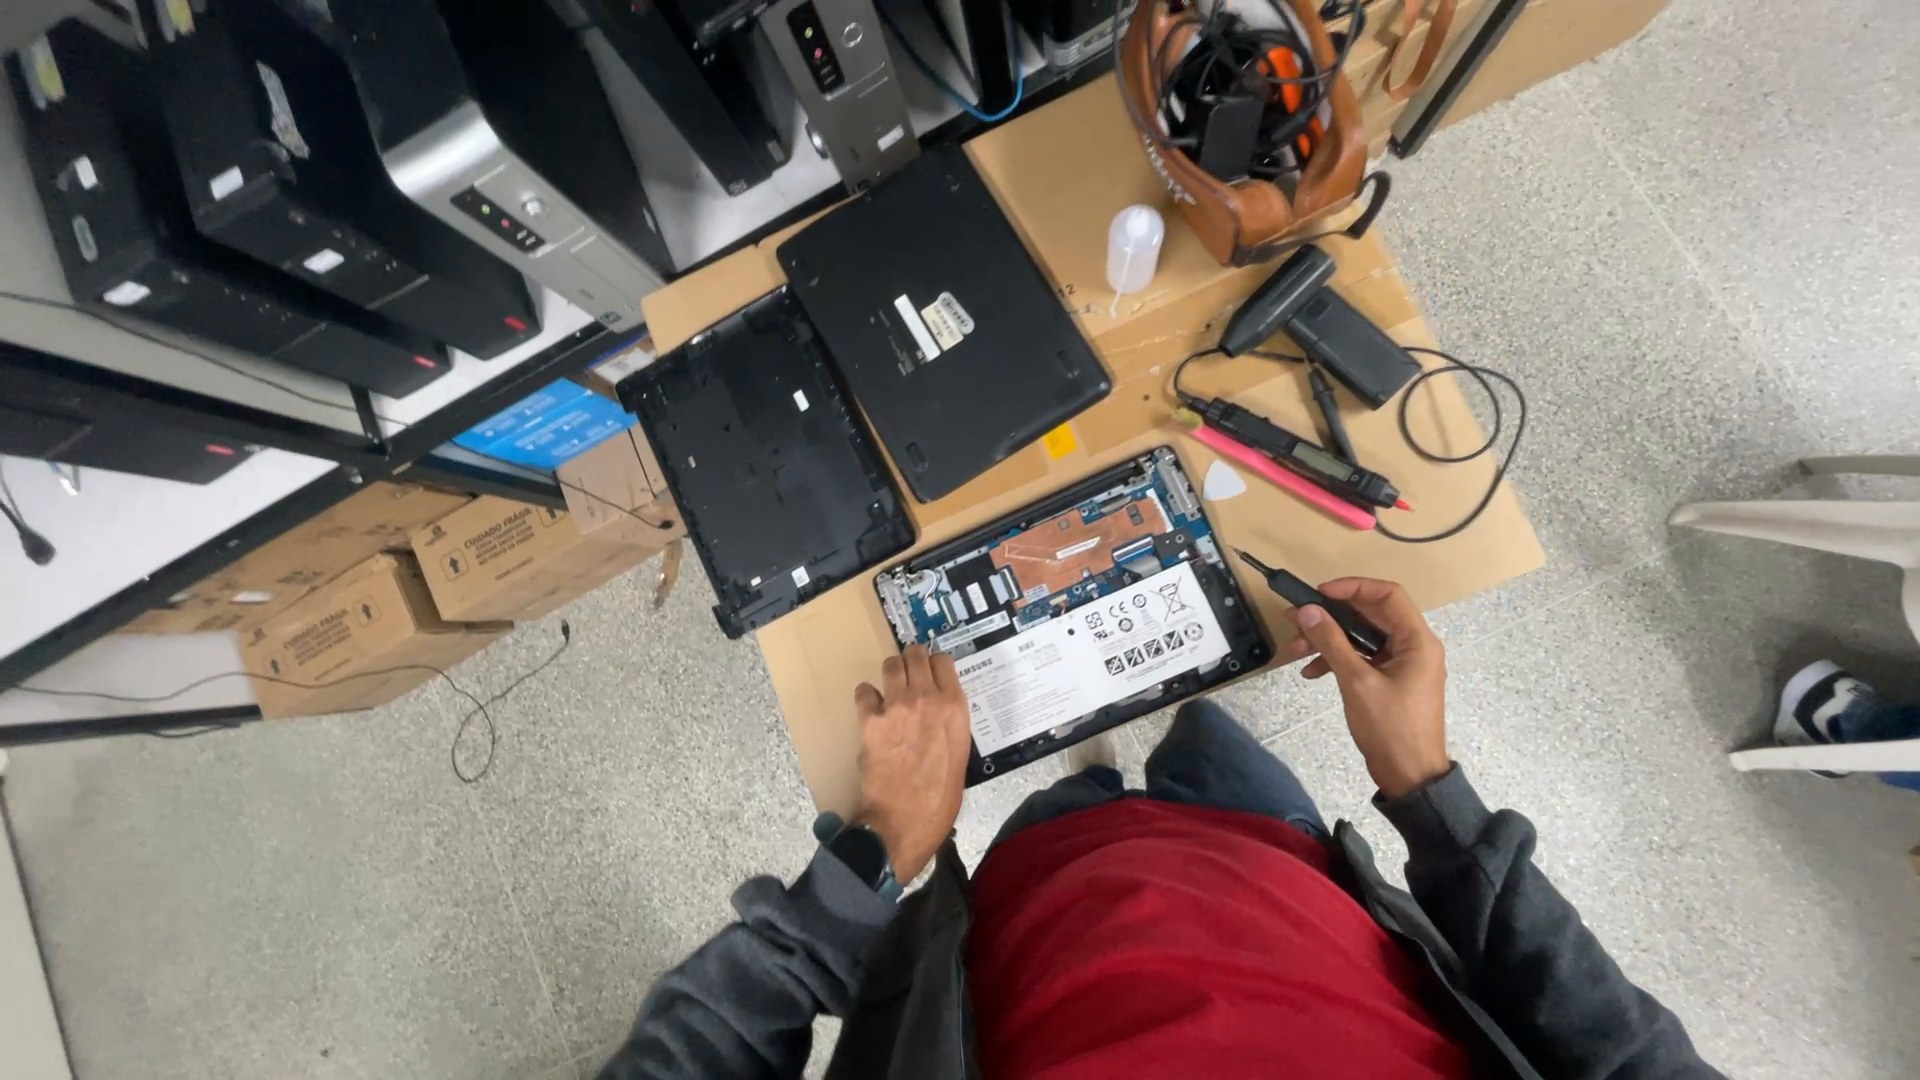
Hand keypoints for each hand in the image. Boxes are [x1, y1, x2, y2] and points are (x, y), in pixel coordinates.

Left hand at [851, 645, 971, 881]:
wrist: (905, 818)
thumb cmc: (941, 795)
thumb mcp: (961, 752)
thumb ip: (951, 722)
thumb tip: (940, 711)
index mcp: (955, 706)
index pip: (944, 662)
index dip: (936, 664)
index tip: (932, 670)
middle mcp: (927, 698)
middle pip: (916, 655)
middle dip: (913, 659)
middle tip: (910, 670)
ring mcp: (897, 706)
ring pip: (891, 665)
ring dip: (891, 672)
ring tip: (891, 685)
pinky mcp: (871, 720)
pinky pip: (864, 691)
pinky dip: (867, 696)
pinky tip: (871, 707)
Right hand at [1278, 577, 1450, 798]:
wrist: (1409, 776)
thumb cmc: (1390, 727)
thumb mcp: (1356, 681)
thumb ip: (1331, 642)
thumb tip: (1308, 610)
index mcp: (1417, 641)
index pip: (1388, 595)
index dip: (1352, 587)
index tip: (1319, 593)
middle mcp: (1413, 646)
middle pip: (1370, 614)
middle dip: (1330, 616)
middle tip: (1296, 619)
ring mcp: (1402, 663)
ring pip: (1361, 636)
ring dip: (1327, 638)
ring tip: (1296, 649)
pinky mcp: (1389, 679)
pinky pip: (1361, 656)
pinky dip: (1336, 658)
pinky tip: (1312, 672)